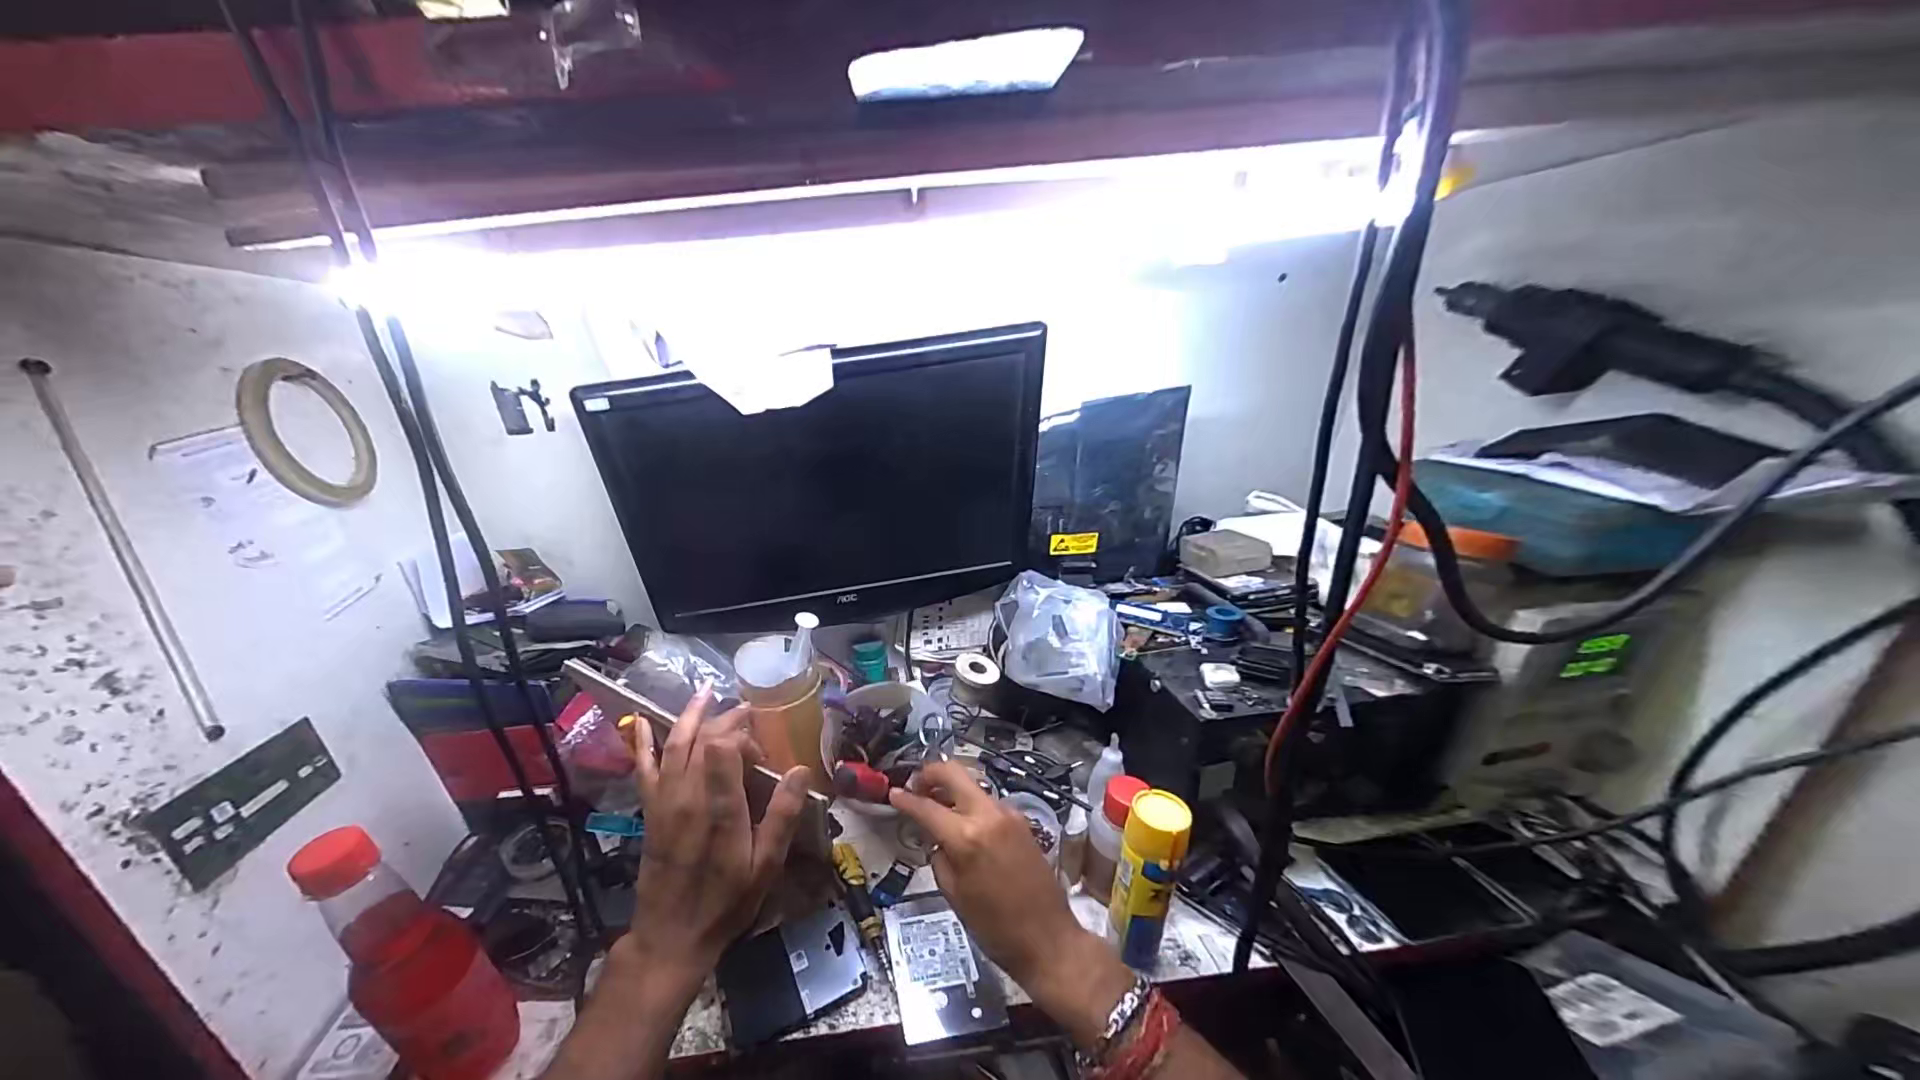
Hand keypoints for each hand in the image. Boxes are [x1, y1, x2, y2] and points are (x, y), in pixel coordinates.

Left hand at [620, 685, 810, 982]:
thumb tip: (801, 770)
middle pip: (701, 740)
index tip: (762, 749)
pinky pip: (644, 768)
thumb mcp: (765, 865)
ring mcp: (664, 801)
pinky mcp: (651, 810)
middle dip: (725, 719)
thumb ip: (781, 815)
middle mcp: (687, 797)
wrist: (670, 937)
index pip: (724, 748)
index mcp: (719, 809)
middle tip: (747, 709)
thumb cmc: (726, 902)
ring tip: (705, 692)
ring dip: (690, 717)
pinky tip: (642, 721)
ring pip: (674, 746)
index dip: (743, 735)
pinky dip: (643, 742)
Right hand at [889, 761, 1125, 1023]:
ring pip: (972, 785)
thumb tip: (934, 837)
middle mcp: (988, 814)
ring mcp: (1008, 813)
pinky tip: (963, 823)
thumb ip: (939, 856)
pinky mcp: (1022, 820)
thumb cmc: (995, 927)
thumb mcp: (954, 894)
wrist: (1048, 938)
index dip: (905, 799)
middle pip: (954, 772)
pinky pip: (988, 802)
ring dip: (951, 789)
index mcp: (967, 836)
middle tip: (915, 788)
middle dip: (930, 774)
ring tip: (936, 807)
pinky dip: (971, 804)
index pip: (927, 806)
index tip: (893, 794)